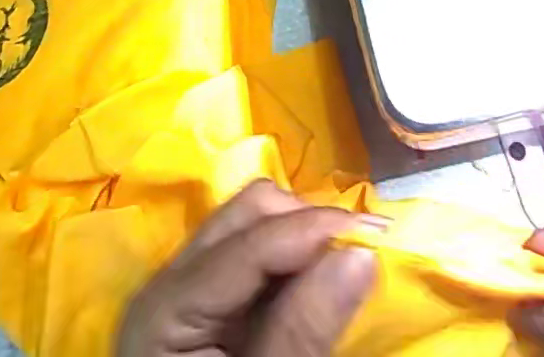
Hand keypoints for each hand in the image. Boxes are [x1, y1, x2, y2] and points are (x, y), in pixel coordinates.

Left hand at [118, 180, 380, 356]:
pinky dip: (289, 255)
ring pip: (251, 219)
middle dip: (307, 222)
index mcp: (167, 307)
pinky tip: (315, 279)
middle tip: (360, 250)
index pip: (250, 241)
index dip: (315, 227)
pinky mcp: (206, 297)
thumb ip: (302, 332)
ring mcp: (187, 283)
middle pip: (247, 211)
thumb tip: (362, 253)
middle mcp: (171, 277)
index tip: (377, 233)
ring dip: (301, 233)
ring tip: (343, 262)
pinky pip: (252, 247)